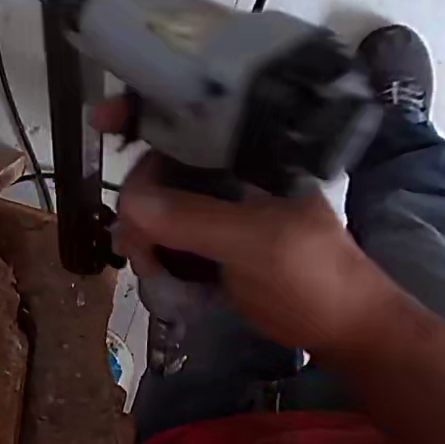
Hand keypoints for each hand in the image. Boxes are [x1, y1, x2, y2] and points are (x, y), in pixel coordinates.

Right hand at [94, 100, 410, 353]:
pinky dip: (150, 249)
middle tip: (131, 238)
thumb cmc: (316, 276)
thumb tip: (127, 204)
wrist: (342, 331)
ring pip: (159, 203)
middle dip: (137, 197)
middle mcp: (231, 172)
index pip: (193, 117)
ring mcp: (219, 208)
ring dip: (140, 230)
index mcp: (252, 153)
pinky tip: (147, 267)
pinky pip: (165, 234)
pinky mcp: (209, 241)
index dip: (147, 111)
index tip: (102, 120)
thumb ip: (195, 221)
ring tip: (142, 261)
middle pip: (163, 164)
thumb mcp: (258, 244)